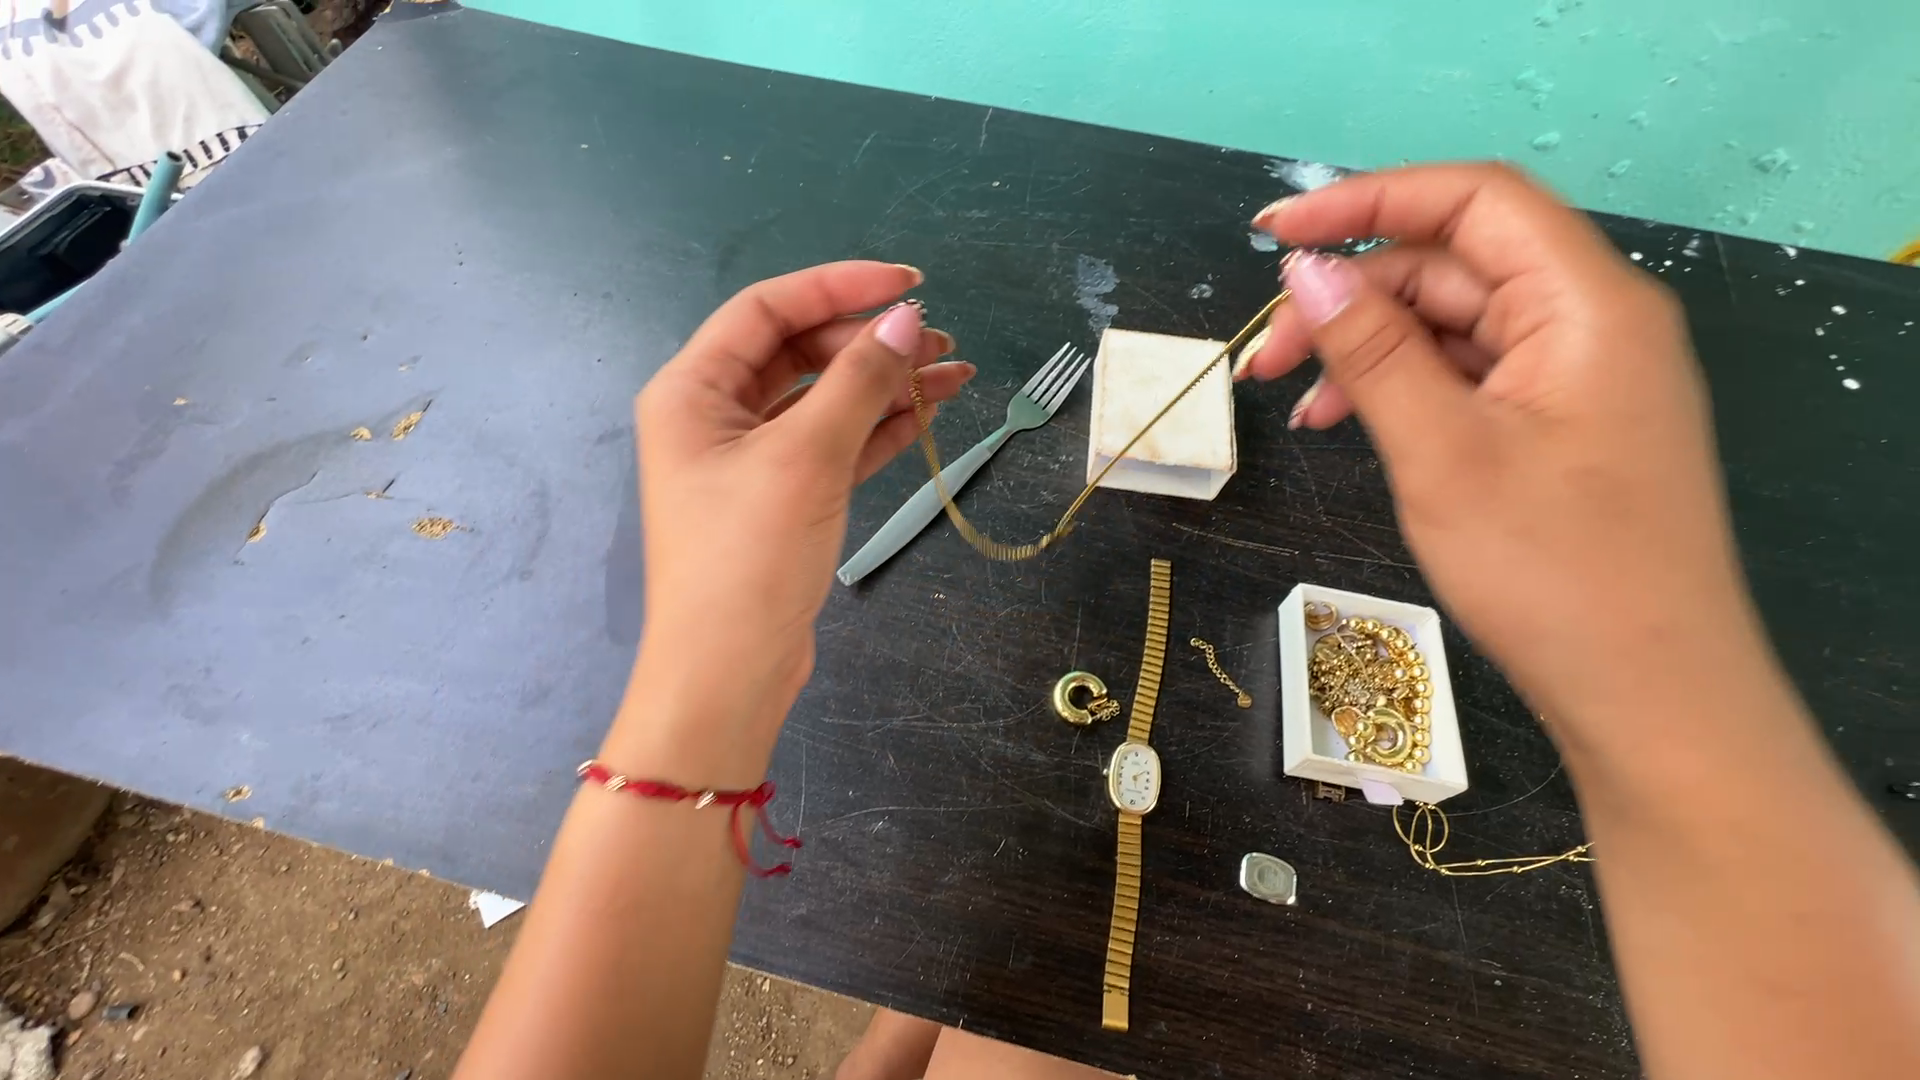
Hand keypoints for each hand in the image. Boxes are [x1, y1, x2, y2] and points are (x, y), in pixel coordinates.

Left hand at [620, 262, 971, 774]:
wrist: (731, 673)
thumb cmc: (750, 556)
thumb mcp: (806, 457)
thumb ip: (858, 382)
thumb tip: (908, 320)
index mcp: (694, 389)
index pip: (769, 310)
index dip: (839, 287)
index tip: (909, 285)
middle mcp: (717, 415)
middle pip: (802, 354)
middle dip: (871, 344)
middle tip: (940, 344)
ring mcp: (752, 460)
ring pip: (826, 401)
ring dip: (886, 386)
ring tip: (955, 373)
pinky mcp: (785, 498)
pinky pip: (835, 445)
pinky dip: (878, 429)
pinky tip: (927, 413)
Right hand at [1245, 165, 1775, 750]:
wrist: (1643, 689)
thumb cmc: (1548, 568)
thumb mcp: (1441, 450)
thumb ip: (1372, 350)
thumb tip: (1306, 271)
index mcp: (1583, 304)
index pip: (1471, 203)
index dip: (1367, 201)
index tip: (1273, 233)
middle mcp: (1585, 321)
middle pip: (1448, 269)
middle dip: (1346, 301)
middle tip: (1261, 359)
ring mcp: (1569, 375)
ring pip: (1445, 326)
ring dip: (1360, 351)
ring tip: (1288, 401)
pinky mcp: (1550, 422)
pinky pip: (1458, 377)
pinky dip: (1392, 390)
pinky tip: (1338, 424)